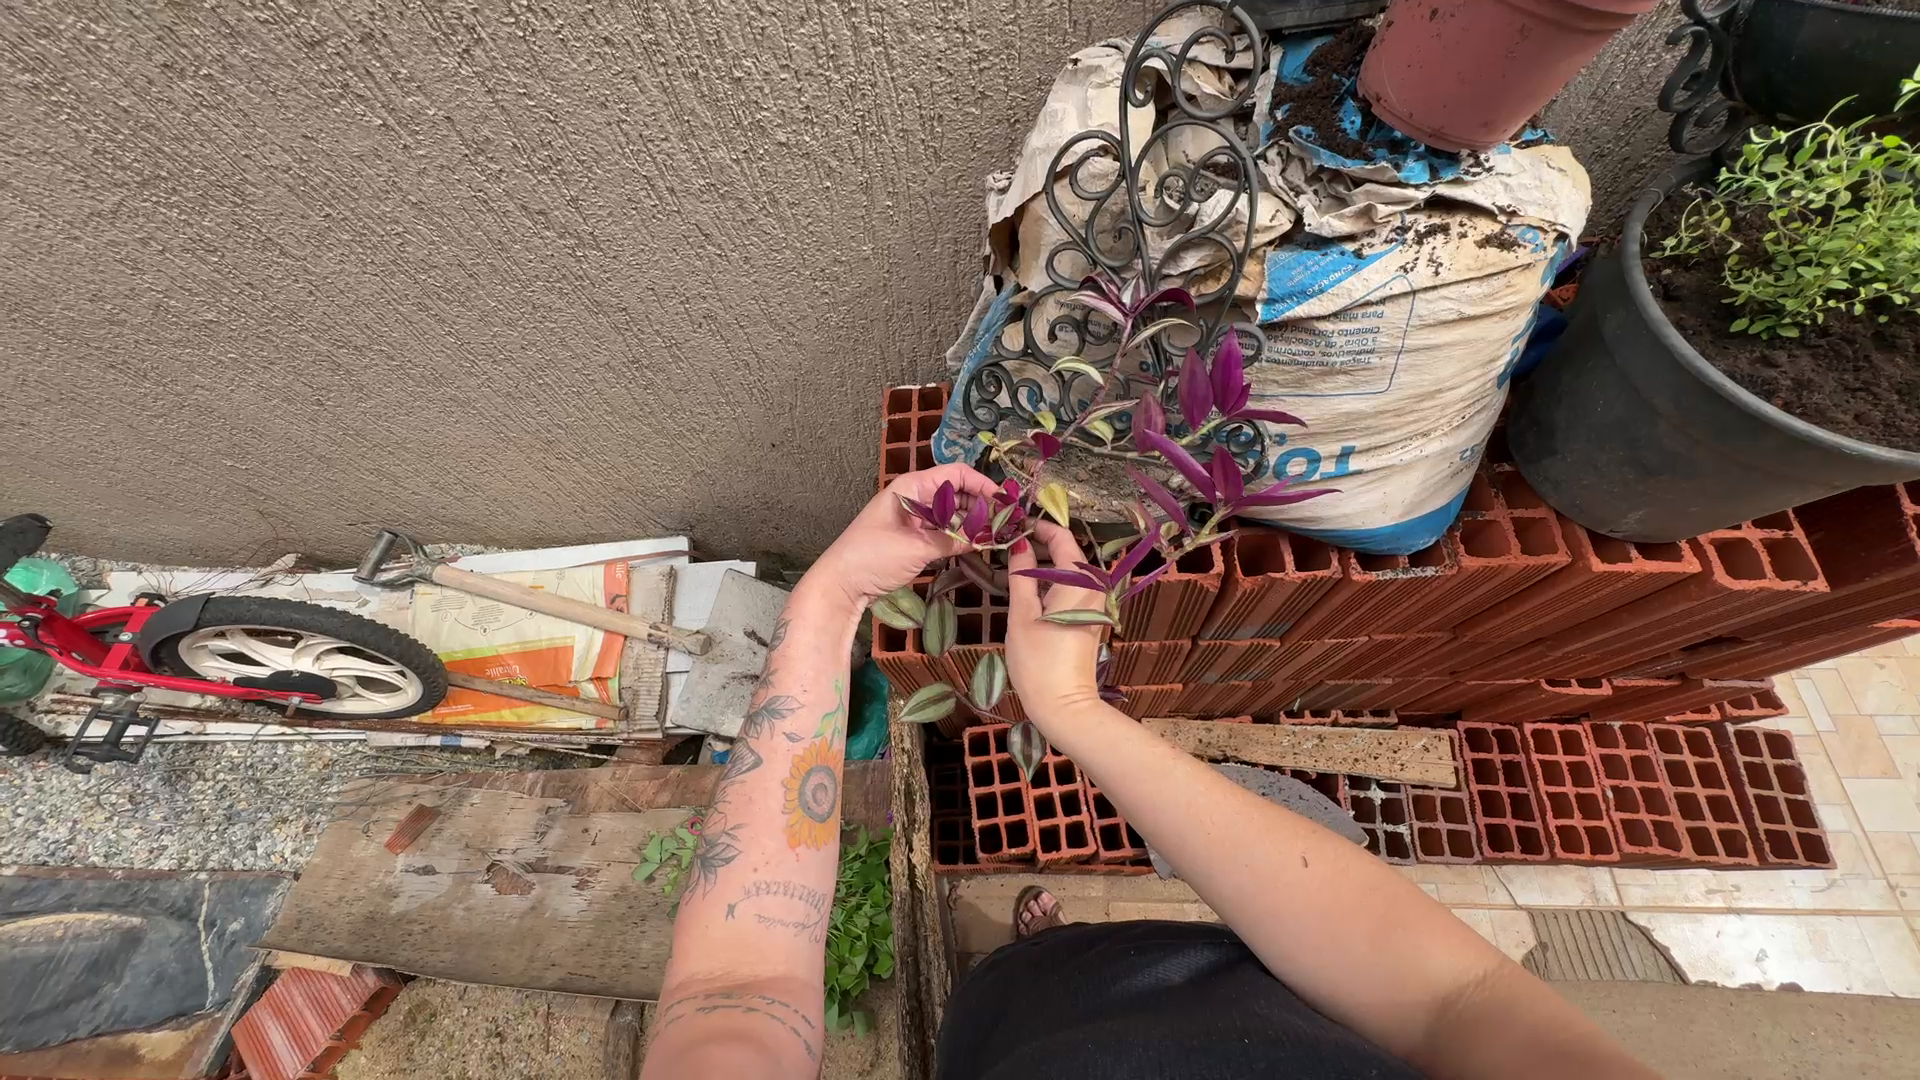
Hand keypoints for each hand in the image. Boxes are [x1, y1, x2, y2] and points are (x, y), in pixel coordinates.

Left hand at [807, 464, 1002, 609]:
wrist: (841, 584)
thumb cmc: (872, 557)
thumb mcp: (917, 548)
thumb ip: (953, 540)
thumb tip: (987, 537)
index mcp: (912, 487)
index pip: (956, 474)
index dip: (983, 484)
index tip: (1004, 502)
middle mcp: (915, 497)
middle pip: (957, 492)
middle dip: (982, 505)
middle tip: (1006, 523)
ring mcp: (915, 517)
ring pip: (953, 512)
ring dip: (973, 522)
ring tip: (996, 535)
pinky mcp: (914, 537)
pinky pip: (944, 529)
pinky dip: (960, 535)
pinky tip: (977, 544)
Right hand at [1006, 521, 1107, 723]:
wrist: (1064, 705)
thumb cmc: (1038, 660)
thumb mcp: (1021, 614)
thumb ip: (1020, 575)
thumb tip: (1018, 543)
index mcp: (1079, 580)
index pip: (1062, 537)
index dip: (1038, 527)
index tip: (1012, 526)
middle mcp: (1094, 586)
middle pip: (1066, 552)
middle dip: (1038, 544)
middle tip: (1005, 543)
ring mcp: (1094, 603)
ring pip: (1068, 570)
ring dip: (1042, 563)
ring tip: (1011, 563)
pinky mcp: (1089, 618)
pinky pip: (1071, 588)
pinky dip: (1050, 581)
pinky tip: (1027, 587)